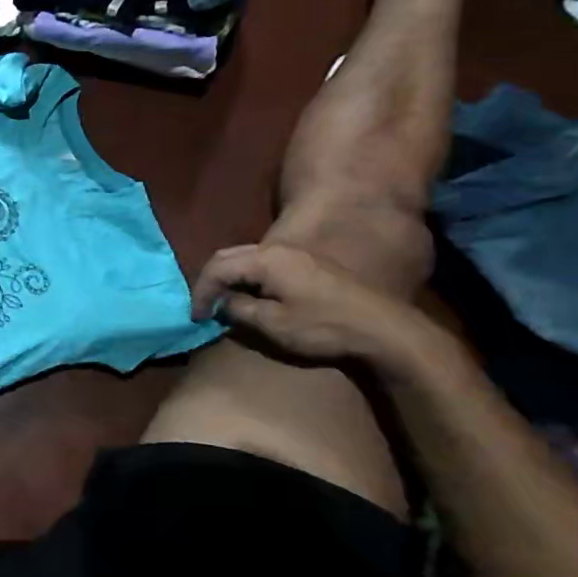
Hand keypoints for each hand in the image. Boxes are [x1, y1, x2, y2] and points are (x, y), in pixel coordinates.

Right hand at [190, 244, 434, 366]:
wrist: (381, 327)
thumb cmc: (323, 326)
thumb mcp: (274, 325)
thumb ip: (241, 309)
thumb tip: (224, 302)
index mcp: (266, 260)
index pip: (218, 268)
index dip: (202, 292)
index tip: (197, 317)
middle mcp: (277, 249)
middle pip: (229, 256)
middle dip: (211, 280)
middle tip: (204, 307)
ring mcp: (295, 254)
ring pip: (246, 257)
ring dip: (229, 277)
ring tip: (222, 302)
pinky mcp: (308, 264)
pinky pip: (262, 262)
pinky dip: (246, 276)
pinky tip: (249, 295)